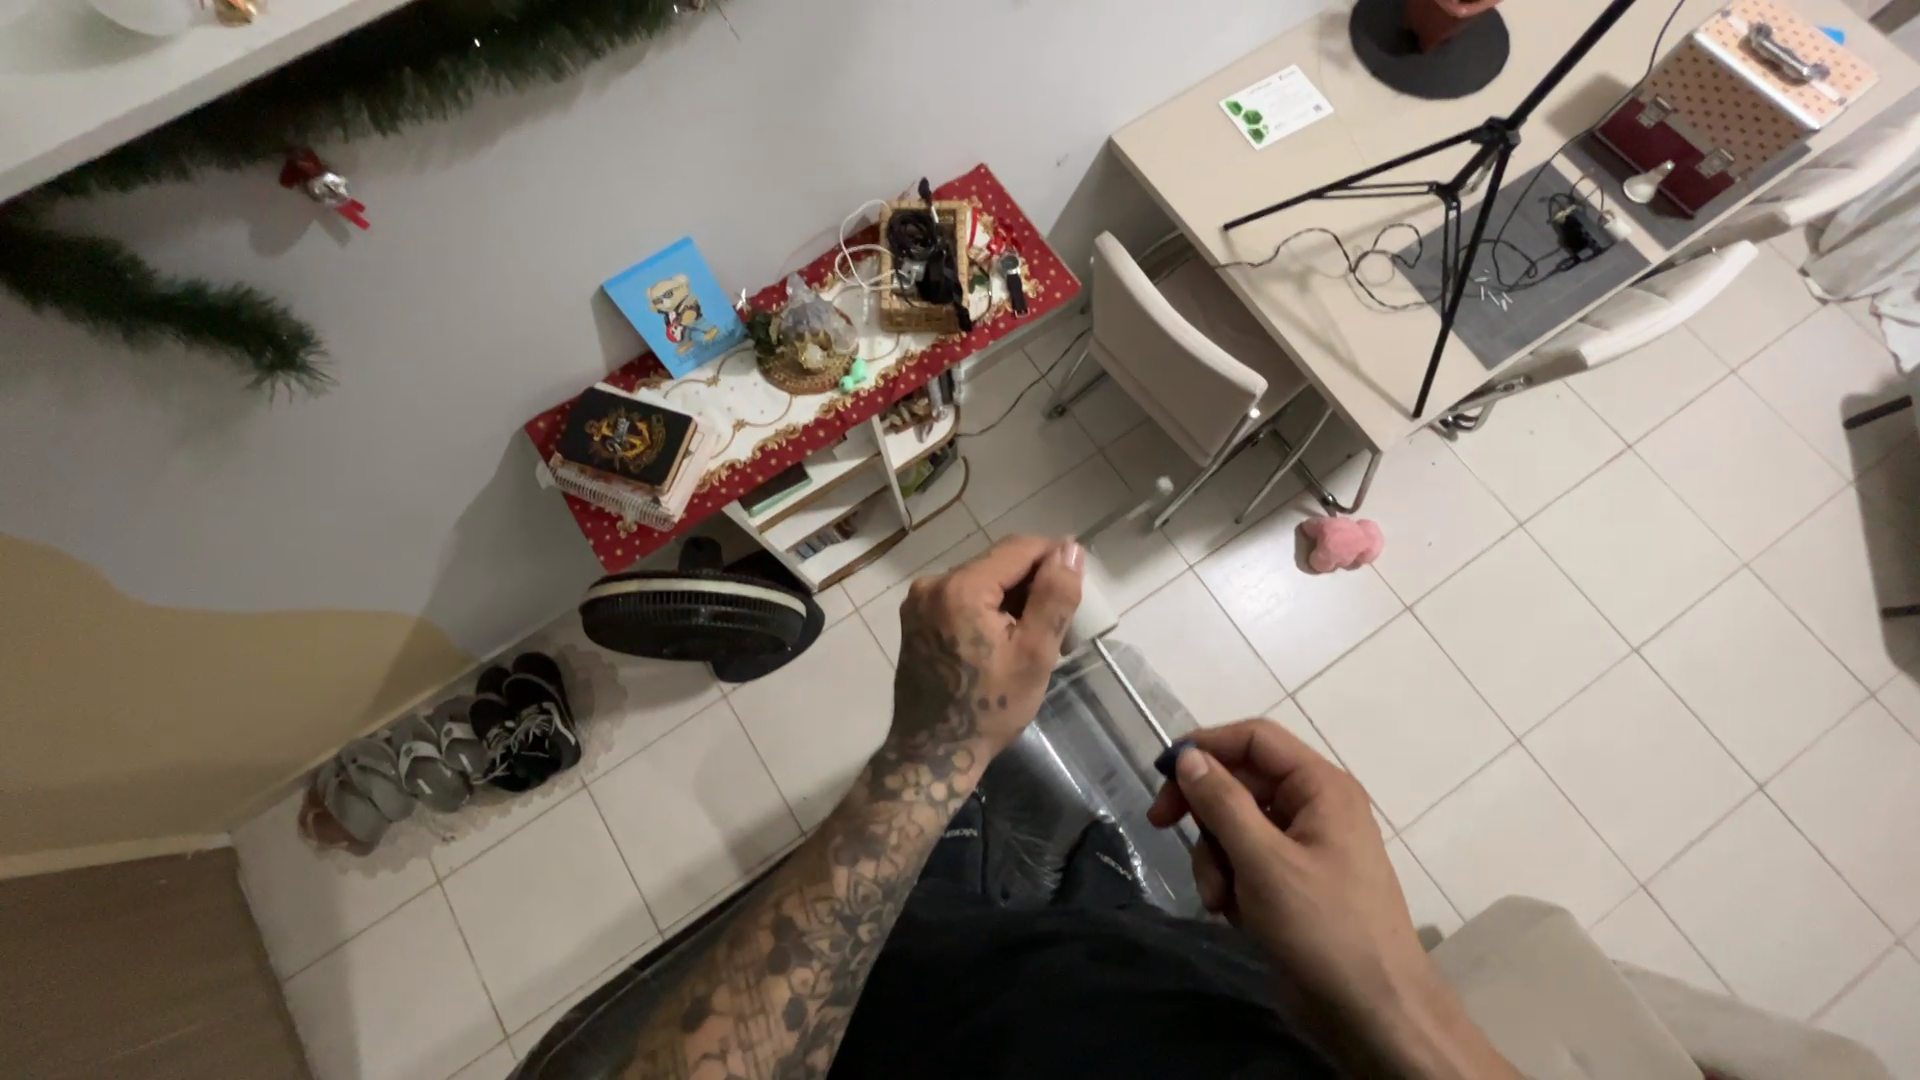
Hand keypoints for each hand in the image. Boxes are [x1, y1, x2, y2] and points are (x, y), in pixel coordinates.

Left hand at [890, 535, 1084, 759]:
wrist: (932, 752)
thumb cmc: (989, 708)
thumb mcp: (1035, 654)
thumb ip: (1054, 596)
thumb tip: (1070, 549)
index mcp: (961, 587)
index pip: (1019, 548)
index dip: (1054, 558)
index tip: (1076, 586)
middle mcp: (933, 584)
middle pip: (998, 563)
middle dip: (1033, 583)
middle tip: (1059, 624)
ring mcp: (919, 601)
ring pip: (982, 579)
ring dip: (1011, 597)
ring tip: (1032, 636)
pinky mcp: (916, 618)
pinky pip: (962, 596)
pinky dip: (988, 608)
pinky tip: (1003, 640)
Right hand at [1149, 721, 1514, 1078]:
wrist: (1375, 1016)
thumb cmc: (1324, 928)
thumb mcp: (1263, 861)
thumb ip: (1221, 802)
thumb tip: (1187, 757)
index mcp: (1320, 787)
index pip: (1254, 738)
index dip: (1206, 745)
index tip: (1164, 771)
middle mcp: (1312, 806)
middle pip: (1238, 780)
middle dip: (1203, 811)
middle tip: (1160, 823)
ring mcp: (1303, 844)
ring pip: (1234, 822)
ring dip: (1213, 856)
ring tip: (1217, 897)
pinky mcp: (1291, 879)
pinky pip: (1245, 857)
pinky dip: (1229, 879)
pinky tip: (1232, 912)